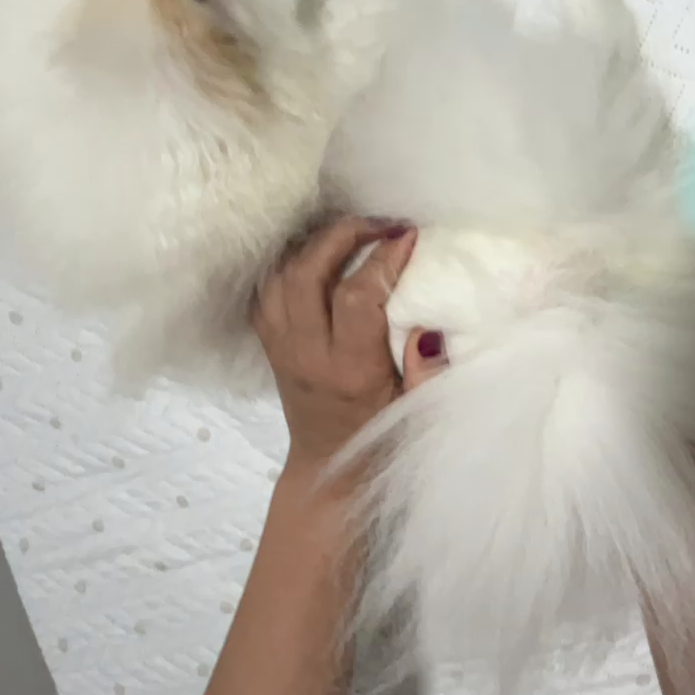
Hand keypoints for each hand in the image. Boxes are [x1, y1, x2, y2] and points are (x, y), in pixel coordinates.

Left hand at [252, 218, 447, 471]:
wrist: (329, 472)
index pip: (358, 296)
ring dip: (314, 243)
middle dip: (344, 234)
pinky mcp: (270, 346)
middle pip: (307, 273)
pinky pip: (265, 291)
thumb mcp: (418, 411)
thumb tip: (428, 327)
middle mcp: (307, 354)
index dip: (384, 257)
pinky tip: (317, 254)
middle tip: (381, 223)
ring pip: (280, 276)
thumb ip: (427, 372)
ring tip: (352, 231)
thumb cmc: (385, 439)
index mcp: (350, 370)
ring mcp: (281, 348)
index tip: (410, 236)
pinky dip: (288, 263)